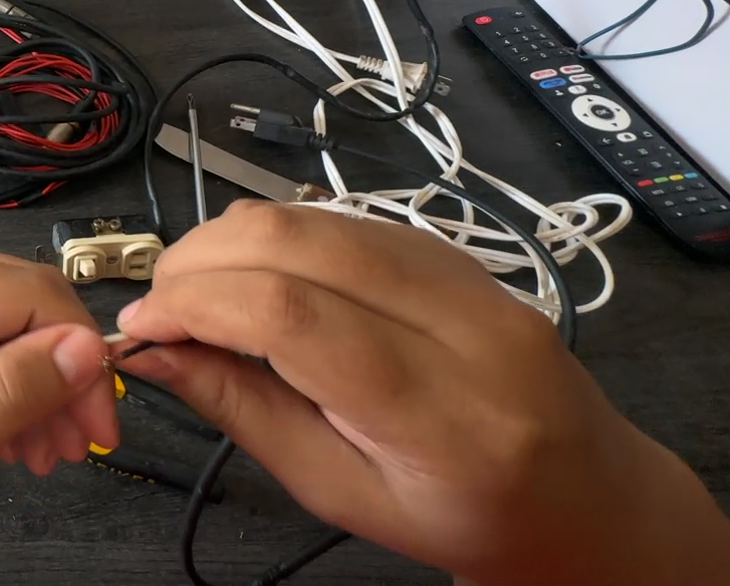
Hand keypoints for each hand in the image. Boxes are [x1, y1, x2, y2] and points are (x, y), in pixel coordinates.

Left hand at [0, 251, 120, 541]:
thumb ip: (6, 391)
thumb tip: (87, 347)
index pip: (30, 291)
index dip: (81, 351)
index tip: (100, 426)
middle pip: (25, 301)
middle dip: (65, 371)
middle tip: (81, 446)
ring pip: (12, 322)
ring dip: (43, 385)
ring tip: (48, 453)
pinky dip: (12, 386)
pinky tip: (17, 438)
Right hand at [116, 200, 729, 585]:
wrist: (589, 496)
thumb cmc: (457, 514)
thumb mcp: (335, 490)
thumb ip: (237, 409)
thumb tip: (148, 350)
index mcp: (448, 417)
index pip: (290, 316)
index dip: (193, 304)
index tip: (140, 325)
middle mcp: (468, 326)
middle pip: (290, 242)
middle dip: (195, 260)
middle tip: (160, 302)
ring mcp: (462, 273)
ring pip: (300, 215)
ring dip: (219, 241)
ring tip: (195, 288)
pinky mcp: (441, 246)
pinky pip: (323, 215)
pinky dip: (260, 235)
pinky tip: (247, 274)